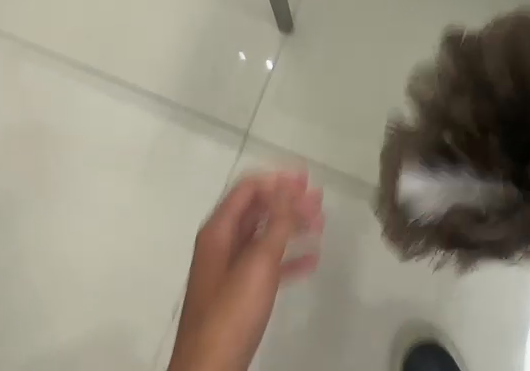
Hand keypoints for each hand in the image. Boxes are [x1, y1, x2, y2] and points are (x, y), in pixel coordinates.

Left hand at [168, 170, 324, 370]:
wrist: (209, 370)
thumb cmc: (231, 311)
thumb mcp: (257, 263)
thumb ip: (276, 223)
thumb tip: (288, 186)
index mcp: (219, 230)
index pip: (248, 188)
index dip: (276, 179)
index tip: (306, 178)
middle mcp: (221, 243)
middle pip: (257, 209)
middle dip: (287, 200)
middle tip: (318, 198)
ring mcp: (230, 268)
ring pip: (264, 235)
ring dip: (291, 225)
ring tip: (320, 222)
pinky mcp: (240, 293)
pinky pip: (267, 264)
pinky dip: (288, 257)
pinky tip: (311, 259)